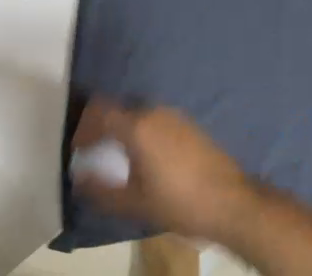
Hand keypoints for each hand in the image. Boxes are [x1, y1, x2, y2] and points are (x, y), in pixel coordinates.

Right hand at [70, 98, 256, 241]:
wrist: (233, 203)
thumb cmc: (180, 202)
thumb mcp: (136, 203)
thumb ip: (102, 190)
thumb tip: (78, 178)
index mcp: (136, 126)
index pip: (99, 111)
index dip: (84, 127)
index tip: (79, 147)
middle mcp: (153, 111)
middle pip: (117, 109)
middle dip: (102, 126)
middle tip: (95, 148)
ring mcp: (174, 115)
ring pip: (137, 113)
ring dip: (123, 128)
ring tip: (120, 154)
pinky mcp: (189, 124)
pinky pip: (155, 119)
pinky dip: (143, 131)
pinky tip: (148, 156)